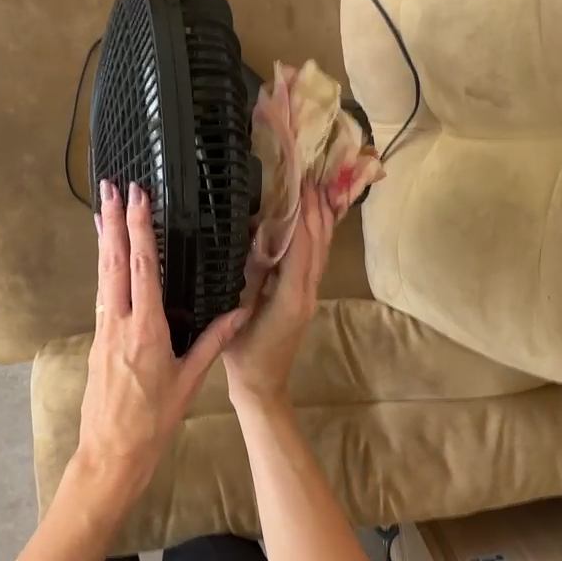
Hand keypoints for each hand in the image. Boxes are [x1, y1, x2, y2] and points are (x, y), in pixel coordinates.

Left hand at [68, 181, 245, 516]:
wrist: (111, 453)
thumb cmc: (153, 422)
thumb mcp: (189, 382)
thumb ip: (211, 342)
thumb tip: (238, 311)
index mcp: (145, 330)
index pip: (141, 268)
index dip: (139, 228)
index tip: (136, 198)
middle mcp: (118, 324)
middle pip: (113, 262)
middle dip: (112, 221)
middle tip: (110, 187)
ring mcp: (103, 332)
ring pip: (102, 277)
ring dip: (104, 241)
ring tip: (102, 211)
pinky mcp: (97, 342)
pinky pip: (101, 296)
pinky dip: (104, 270)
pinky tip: (106, 261)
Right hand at [225, 183, 332, 406]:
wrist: (261, 386)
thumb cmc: (244, 354)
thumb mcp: (239, 313)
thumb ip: (252, 277)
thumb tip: (258, 238)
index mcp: (291, 296)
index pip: (303, 246)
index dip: (304, 213)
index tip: (300, 182)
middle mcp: (307, 293)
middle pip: (319, 244)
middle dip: (318, 209)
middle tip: (311, 174)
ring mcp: (309, 297)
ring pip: (322, 252)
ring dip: (322, 220)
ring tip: (318, 189)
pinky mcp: (304, 300)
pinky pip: (315, 262)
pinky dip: (317, 237)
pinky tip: (311, 223)